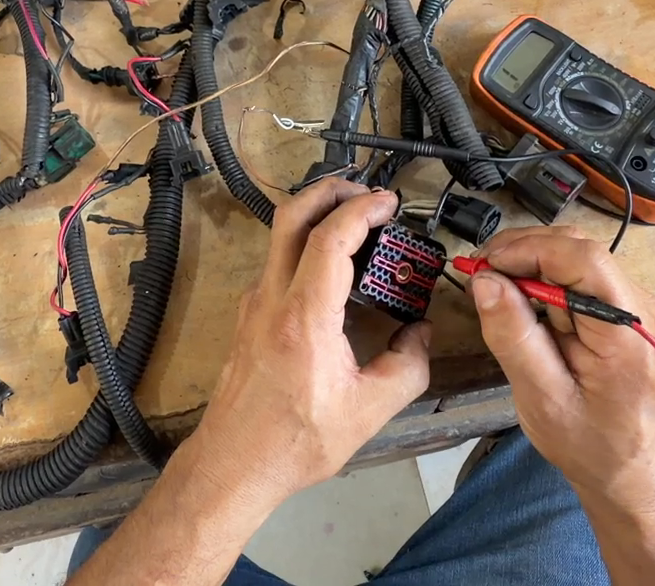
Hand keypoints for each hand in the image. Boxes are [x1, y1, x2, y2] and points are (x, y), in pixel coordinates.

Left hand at [184, 180, 432, 513]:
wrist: (233, 462)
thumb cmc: (297, 441)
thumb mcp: (368, 412)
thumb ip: (407, 366)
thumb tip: (421, 330)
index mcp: (304, 316)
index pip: (330, 239)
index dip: (362, 210)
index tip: (389, 202)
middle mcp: (273, 296)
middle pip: (291, 215)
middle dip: (330, 190)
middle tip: (368, 193)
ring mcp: (256, 300)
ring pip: (280, 234)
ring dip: (317, 212)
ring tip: (358, 220)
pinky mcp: (251, 310)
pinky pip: (279, 260)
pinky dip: (307, 242)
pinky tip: (335, 266)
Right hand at [470, 226, 654, 515]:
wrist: (633, 478)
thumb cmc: (588, 445)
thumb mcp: (541, 397)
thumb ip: (514, 336)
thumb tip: (485, 280)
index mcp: (628, 331)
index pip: (581, 258)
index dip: (527, 249)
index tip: (484, 264)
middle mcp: (645, 310)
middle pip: (580, 251)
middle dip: (524, 251)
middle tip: (481, 272)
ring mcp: (643, 309)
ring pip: (580, 259)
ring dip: (533, 263)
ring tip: (497, 285)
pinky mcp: (632, 313)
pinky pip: (586, 278)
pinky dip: (548, 278)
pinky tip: (525, 299)